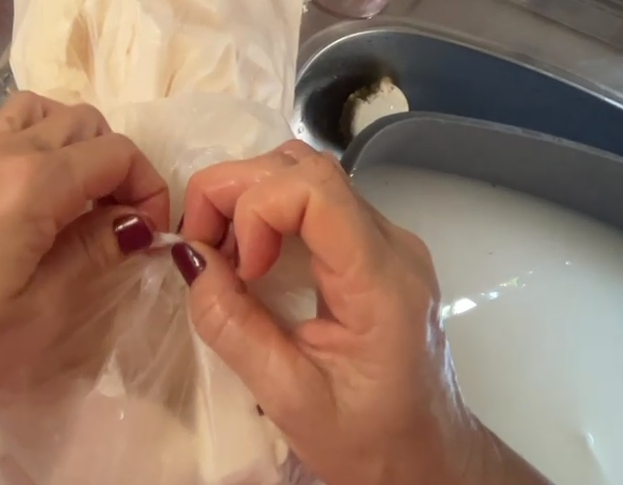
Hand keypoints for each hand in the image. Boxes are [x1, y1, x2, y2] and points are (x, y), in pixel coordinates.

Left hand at [0, 92, 170, 427]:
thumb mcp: (40, 312)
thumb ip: (95, 253)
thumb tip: (139, 223)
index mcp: (34, 180)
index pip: (116, 152)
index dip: (149, 186)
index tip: (151, 234)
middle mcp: (6, 148)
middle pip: (85, 122)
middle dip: (118, 163)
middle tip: (120, 223)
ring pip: (45, 111)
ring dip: (77, 143)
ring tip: (81, 199)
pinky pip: (8, 125)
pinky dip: (38, 139)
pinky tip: (34, 192)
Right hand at [176, 141, 546, 484]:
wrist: (432, 464)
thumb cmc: (370, 444)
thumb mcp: (291, 402)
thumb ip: (234, 328)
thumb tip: (189, 258)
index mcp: (382, 280)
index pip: (315, 188)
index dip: (257, 207)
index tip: (239, 267)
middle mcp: (389, 240)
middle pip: (302, 167)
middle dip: (235, 192)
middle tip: (204, 248)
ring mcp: (382, 235)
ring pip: (302, 169)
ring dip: (246, 195)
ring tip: (224, 251)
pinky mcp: (367, 240)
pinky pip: (308, 195)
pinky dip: (263, 208)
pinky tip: (249, 254)